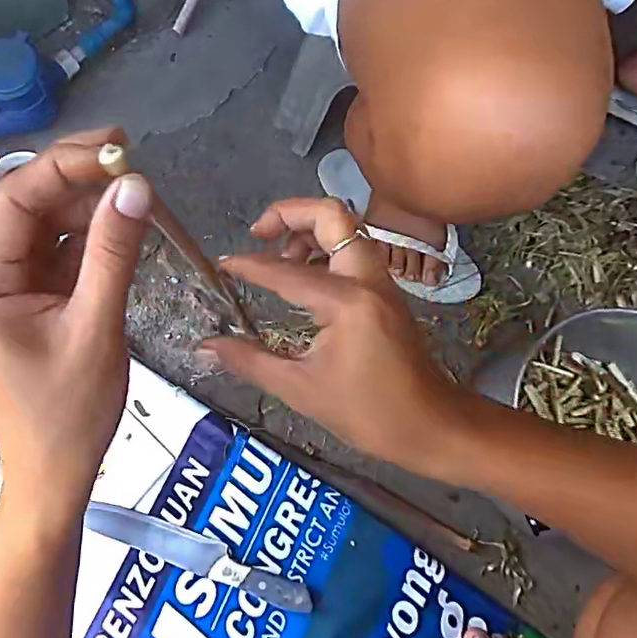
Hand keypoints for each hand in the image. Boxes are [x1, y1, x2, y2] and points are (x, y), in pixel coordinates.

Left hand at [0, 128, 151, 514]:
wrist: (57, 472)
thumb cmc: (69, 412)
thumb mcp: (97, 328)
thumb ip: (114, 254)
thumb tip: (136, 186)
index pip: (14, 202)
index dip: (64, 166)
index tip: (117, 147)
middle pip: (28, 207)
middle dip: (77, 178)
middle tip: (131, 156)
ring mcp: (9, 289)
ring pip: (48, 226)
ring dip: (90, 204)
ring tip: (137, 188)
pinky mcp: (35, 300)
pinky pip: (63, 253)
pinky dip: (94, 235)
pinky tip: (124, 221)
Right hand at [198, 198, 470, 472]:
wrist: (430, 424)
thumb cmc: (368, 413)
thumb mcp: (301, 390)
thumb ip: (250, 361)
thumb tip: (205, 347)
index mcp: (346, 302)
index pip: (286, 269)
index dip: (248, 264)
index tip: (224, 266)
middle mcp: (368, 279)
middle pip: (331, 215)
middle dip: (290, 213)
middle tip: (260, 234)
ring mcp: (383, 282)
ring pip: (348, 229)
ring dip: (311, 230)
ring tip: (281, 256)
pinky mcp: (388, 292)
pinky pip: (356, 251)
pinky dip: (328, 249)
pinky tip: (306, 278)